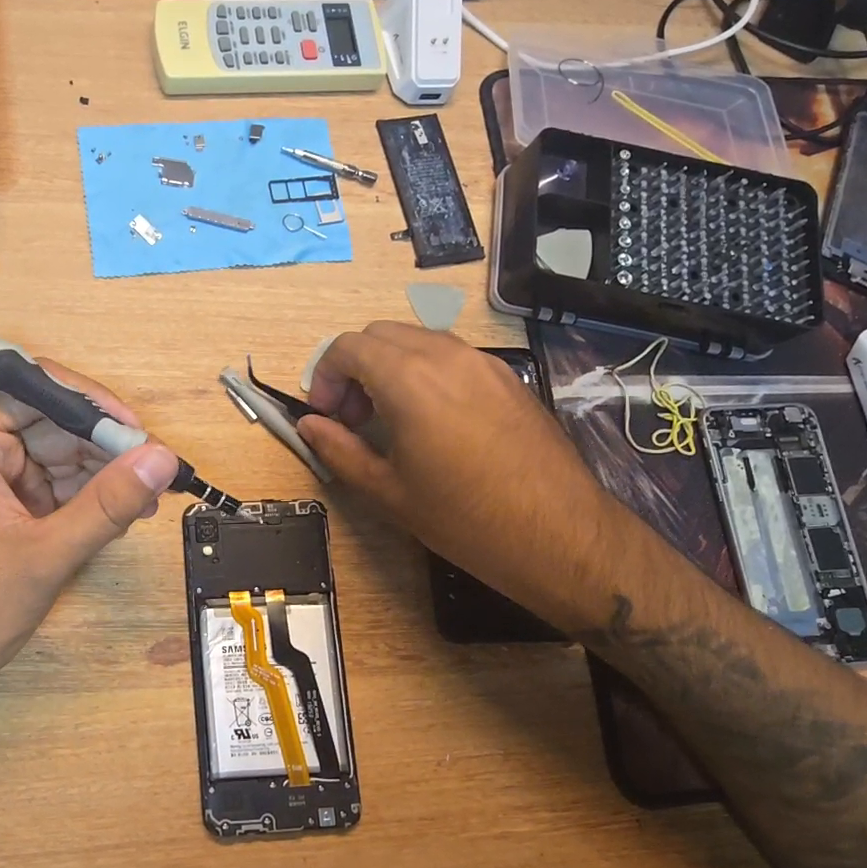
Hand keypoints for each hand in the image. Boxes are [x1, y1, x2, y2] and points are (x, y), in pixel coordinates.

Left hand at [0, 362, 178, 706]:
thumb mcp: (46, 556)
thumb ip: (106, 505)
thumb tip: (160, 459)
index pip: (35, 389)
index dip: (89, 402)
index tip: (135, 431)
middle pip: (55, 423)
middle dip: (105, 447)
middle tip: (154, 474)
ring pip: (62, 457)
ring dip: (103, 477)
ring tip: (142, 505)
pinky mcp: (8, 511)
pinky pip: (56, 488)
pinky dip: (88, 501)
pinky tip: (118, 520)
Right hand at [297, 323, 628, 625]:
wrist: (556, 533)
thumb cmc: (463, 518)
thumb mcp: (387, 490)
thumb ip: (339, 449)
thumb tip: (309, 425)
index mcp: (409, 379)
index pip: (348, 347)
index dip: (324, 377)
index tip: (325, 416)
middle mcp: (446, 356)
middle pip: (380, 334)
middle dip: (353, 368)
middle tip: (352, 418)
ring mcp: (483, 362)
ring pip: (417, 340)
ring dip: (388, 367)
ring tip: (388, 420)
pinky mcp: (507, 377)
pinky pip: (451, 356)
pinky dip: (424, 373)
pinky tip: (429, 421)